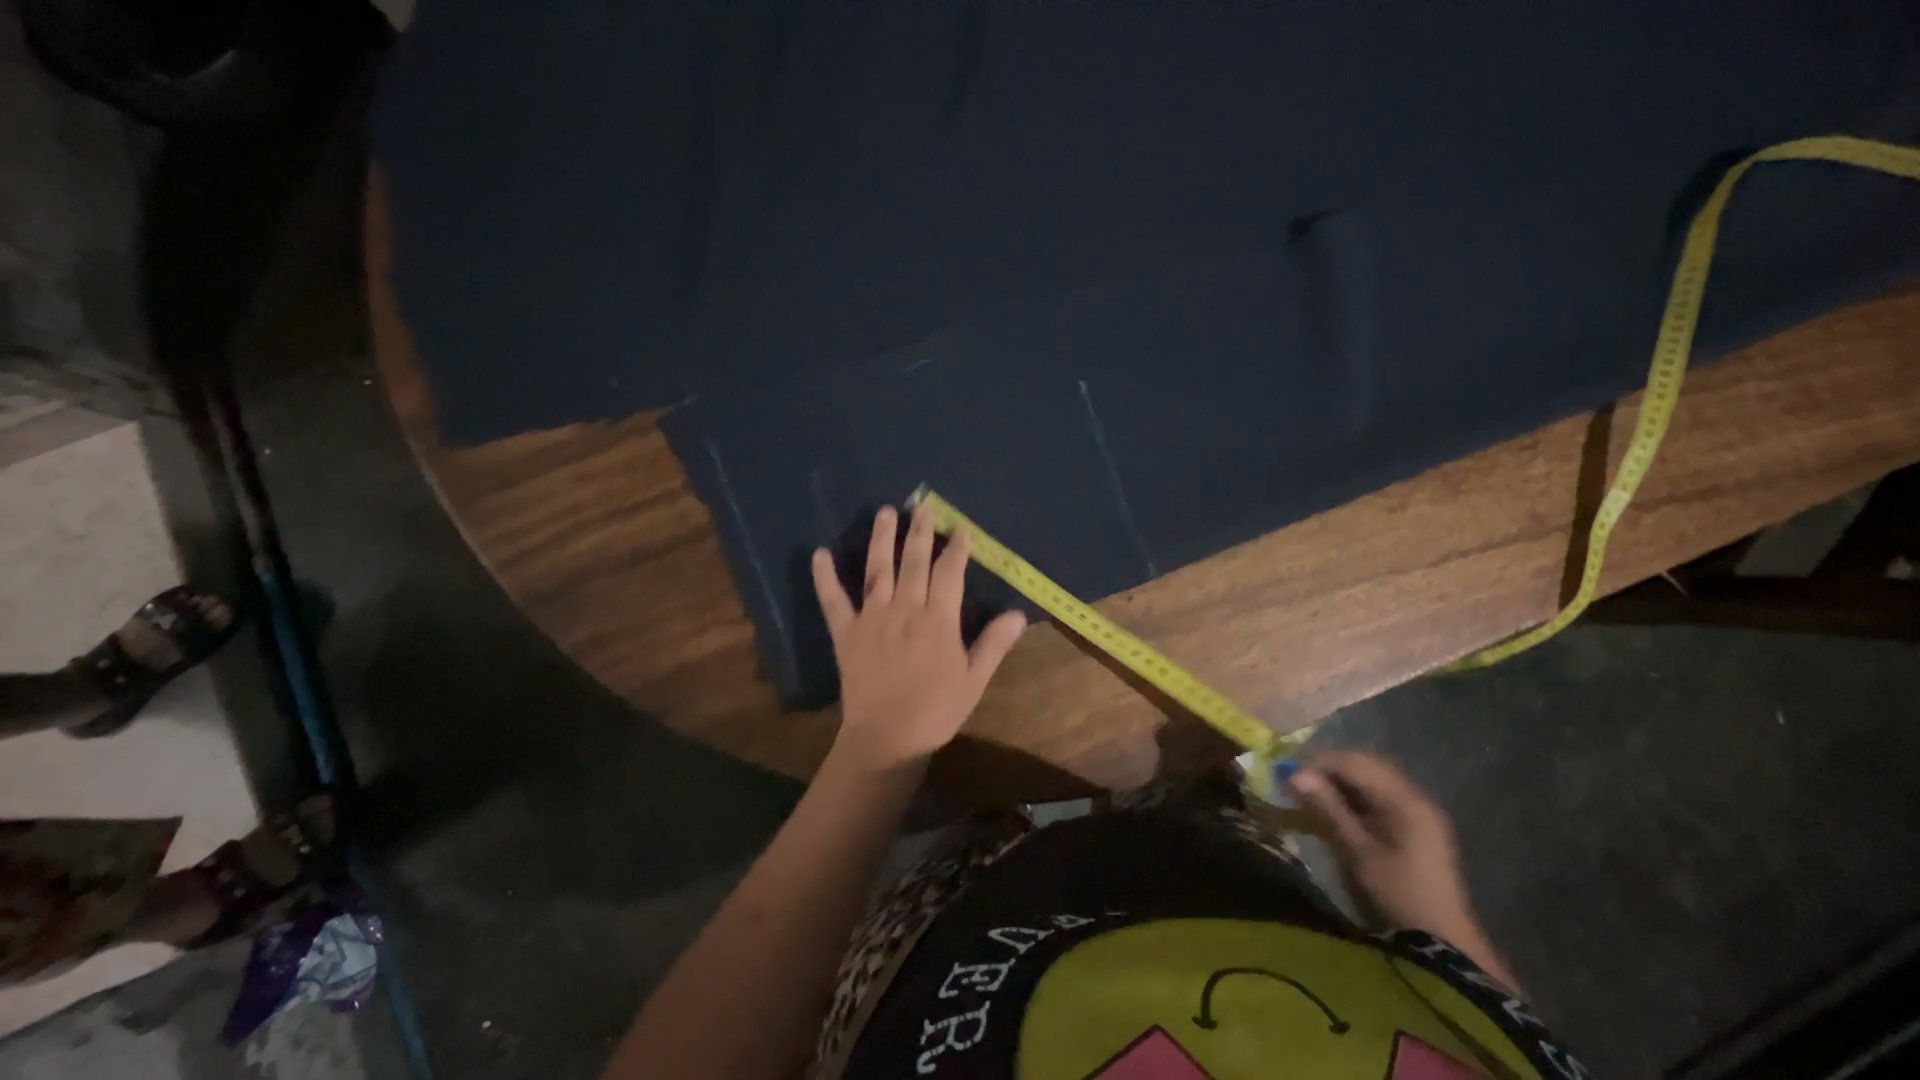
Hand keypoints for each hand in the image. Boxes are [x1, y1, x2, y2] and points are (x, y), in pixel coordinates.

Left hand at [813, 504, 1026, 771]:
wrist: (887, 737)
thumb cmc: (936, 711)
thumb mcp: (974, 680)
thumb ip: (994, 644)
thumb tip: (1019, 614)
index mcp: (938, 619)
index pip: (949, 573)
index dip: (956, 548)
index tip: (960, 528)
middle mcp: (905, 609)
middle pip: (914, 562)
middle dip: (920, 533)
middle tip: (922, 507)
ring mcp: (872, 617)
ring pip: (878, 570)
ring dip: (881, 539)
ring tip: (884, 512)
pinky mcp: (846, 632)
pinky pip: (834, 600)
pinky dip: (825, 577)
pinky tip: (819, 553)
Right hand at [1289, 750, 1475, 938]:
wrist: (1441, 940)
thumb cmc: (1398, 893)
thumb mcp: (1359, 852)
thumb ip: (1329, 810)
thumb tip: (1295, 775)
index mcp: (1407, 800)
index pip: (1357, 763)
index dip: (1320, 763)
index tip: (1288, 774)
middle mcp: (1415, 797)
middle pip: (1366, 766)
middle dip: (1329, 768)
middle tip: (1295, 781)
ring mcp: (1417, 812)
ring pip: (1371, 780)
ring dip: (1339, 782)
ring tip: (1308, 793)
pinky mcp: (1413, 827)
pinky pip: (1378, 798)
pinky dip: (1352, 797)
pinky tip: (1332, 808)